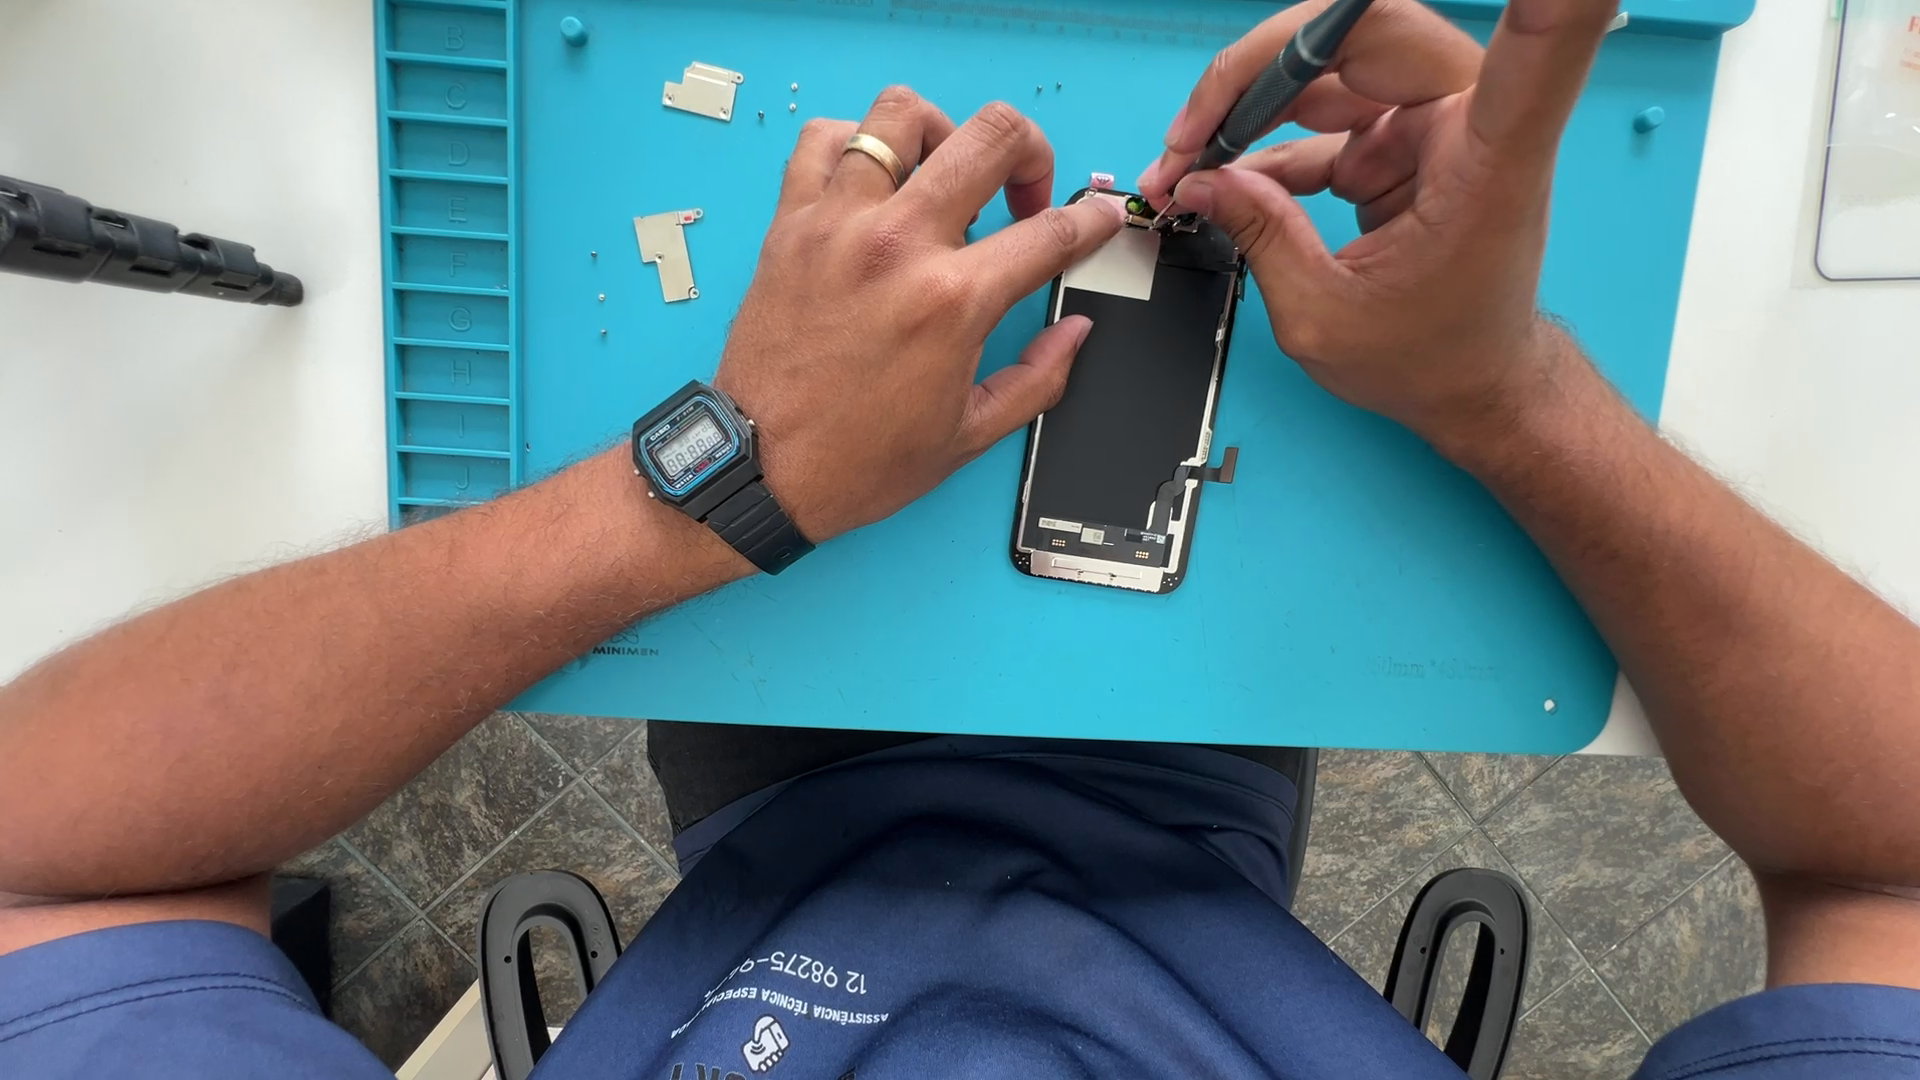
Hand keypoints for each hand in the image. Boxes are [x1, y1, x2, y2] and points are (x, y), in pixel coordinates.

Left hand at [713, 88, 1124, 541]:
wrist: (764, 471)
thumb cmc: (861, 461)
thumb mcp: (969, 435)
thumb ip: (1037, 379)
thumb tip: (1074, 332)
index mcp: (954, 303)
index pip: (1050, 233)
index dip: (1091, 220)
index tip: (1099, 218)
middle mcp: (899, 245)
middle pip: (992, 137)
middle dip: (1032, 154)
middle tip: (1026, 196)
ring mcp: (838, 225)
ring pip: (903, 116)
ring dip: (944, 136)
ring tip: (947, 181)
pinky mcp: (791, 226)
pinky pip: (826, 140)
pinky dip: (860, 143)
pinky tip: (875, 183)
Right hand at [1136, 0, 1617, 446]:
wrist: (1457, 381)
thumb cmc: (1420, 356)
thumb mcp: (1320, 314)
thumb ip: (1263, 238)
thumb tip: (1197, 181)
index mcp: (1486, 159)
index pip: (1540, 40)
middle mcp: (1466, 118)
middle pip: (1364, 34)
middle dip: (1258, 74)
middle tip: (1185, 135)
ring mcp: (1428, 124)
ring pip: (1330, 67)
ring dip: (1245, 109)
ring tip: (1181, 163)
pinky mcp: (1397, 142)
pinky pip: (1317, 121)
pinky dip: (1260, 147)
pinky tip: (1213, 177)